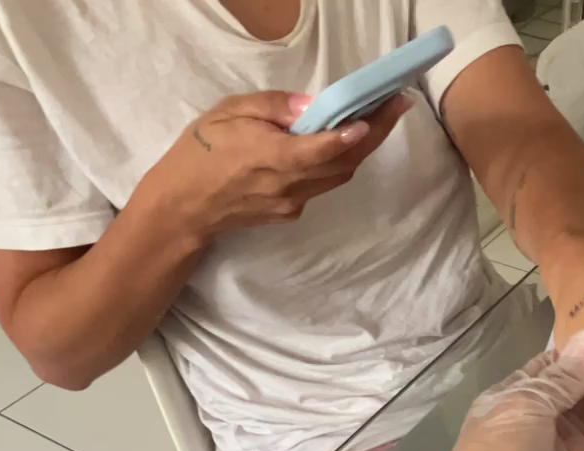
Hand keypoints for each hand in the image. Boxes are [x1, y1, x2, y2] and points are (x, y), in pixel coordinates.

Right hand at [150, 91, 412, 234]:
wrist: (187, 205)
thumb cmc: (203, 150)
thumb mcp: (231, 112)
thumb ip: (274, 108)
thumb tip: (313, 106)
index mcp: (274, 157)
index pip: (324, 148)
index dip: (352, 135)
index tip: (377, 116)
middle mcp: (291, 186)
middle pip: (344, 163)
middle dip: (374, 136)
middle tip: (396, 107)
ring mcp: (294, 203)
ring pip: (338, 177)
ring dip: (360, 150)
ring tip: (378, 120)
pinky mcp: (292, 213)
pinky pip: (321, 186)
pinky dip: (334, 164)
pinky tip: (337, 144)